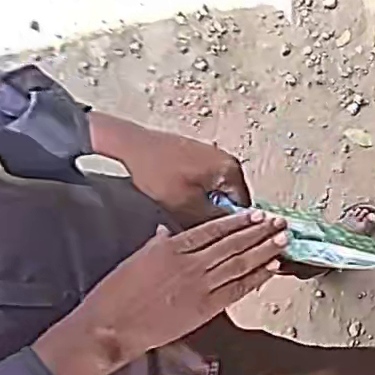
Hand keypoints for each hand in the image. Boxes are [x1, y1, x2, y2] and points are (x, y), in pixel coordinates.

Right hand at [34, 211, 287, 374]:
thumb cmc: (115, 294)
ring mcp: (201, 285)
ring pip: (240, 263)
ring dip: (265, 249)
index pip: (214, 229)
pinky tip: (273, 267)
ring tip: (284, 238)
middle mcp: (190, 263)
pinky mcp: (206, 307)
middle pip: (233, 243)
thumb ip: (156, 243)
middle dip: (260, 231)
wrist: (108, 328)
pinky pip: (238, 288)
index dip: (239, 221)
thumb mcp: (135, 260)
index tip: (257, 214)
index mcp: (172, 247)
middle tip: (281, 222)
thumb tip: (166, 230)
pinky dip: (258, 276)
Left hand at [89, 112, 248, 225]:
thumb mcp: (186, 205)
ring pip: (218, 190)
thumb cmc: (155, 172)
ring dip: (204, 200)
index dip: (230, 222)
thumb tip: (231, 228)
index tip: (214, 230)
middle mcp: (228, 160)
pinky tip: (177, 194)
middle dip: (215, 210)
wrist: (129, 145)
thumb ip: (213, 219)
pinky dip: (195, 190)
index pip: (244, 206)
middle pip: (232, 197)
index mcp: (232, 170)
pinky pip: (206, 180)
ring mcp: (213, 155)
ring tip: (182, 205)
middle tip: (193, 218)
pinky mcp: (199, 155)